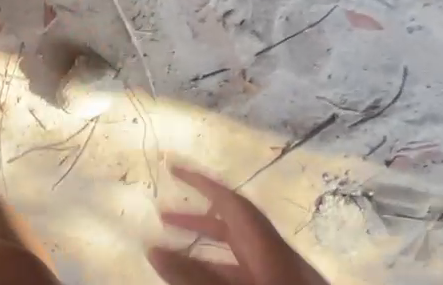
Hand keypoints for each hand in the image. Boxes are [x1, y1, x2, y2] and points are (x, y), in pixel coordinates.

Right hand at [150, 164, 329, 284]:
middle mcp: (284, 262)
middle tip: (163, 217)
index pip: (234, 205)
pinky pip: (252, 275)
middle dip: (199, 221)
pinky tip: (203, 281)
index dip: (203, 183)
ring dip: (208, 252)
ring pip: (244, 257)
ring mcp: (289, 281)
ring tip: (174, 256)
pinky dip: (224, 272)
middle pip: (238, 229)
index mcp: (274, 253)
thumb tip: (152, 249)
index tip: (172, 168)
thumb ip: (195, 277)